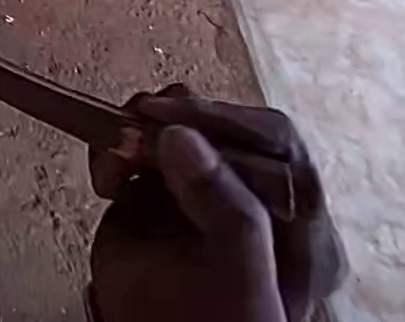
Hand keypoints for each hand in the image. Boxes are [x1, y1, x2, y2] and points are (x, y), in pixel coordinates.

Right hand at [87, 84, 345, 321]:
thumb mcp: (240, 284)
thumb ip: (230, 214)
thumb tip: (181, 136)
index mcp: (297, 218)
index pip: (273, 140)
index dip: (224, 121)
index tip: (171, 125)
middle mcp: (253, 191)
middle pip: (221, 121)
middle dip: (171, 119)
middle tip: (133, 131)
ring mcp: (203, 181)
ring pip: (176, 119)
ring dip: (137, 128)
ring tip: (115, 163)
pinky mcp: (159, 179)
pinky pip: (138, 135)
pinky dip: (113, 143)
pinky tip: (107, 179)